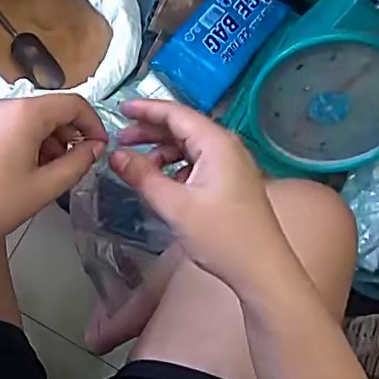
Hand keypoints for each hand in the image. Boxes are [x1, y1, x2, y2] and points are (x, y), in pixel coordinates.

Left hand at [0, 94, 106, 267]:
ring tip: (52, 174)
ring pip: (34, 118)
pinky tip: (29, 171)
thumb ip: (78, 163)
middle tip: (76, 167)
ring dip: (51, 141)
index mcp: (25, 112)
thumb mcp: (45, 187)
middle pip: (53, 109)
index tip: (101, 150)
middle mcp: (6, 104)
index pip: (74, 103)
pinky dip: (31, 142)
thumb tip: (95, 147)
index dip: (94, 124)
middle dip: (71, 135)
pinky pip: (14, 125)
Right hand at [107, 99, 298, 292]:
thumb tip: (116, 155)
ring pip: (189, 146)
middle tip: (121, 139)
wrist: (263, 270)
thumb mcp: (174, 206)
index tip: (120, 109)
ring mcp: (231, 165)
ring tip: (138, 168)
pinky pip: (198, 162)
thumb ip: (143, 176)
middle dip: (150, 131)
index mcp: (216, 144)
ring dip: (162, 152)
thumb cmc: (222, 236)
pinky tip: (163, 183)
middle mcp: (226, 147)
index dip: (146, 109)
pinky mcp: (231, 182)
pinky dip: (176, 167)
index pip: (176, 113)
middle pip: (183, 127)